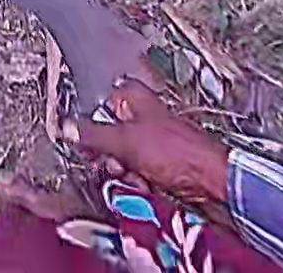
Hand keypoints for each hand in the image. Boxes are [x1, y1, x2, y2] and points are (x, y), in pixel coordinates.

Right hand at [63, 79, 229, 211]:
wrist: (216, 187)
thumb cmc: (178, 153)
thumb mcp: (124, 141)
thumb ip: (92, 134)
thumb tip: (65, 128)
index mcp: (132, 95)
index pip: (96, 104)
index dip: (90, 125)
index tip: (87, 141)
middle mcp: (141, 113)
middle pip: (108, 132)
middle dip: (110, 154)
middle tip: (116, 163)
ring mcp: (152, 138)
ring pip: (122, 155)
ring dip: (125, 171)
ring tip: (137, 178)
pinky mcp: (162, 161)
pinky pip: (138, 170)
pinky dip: (139, 180)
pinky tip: (147, 186)